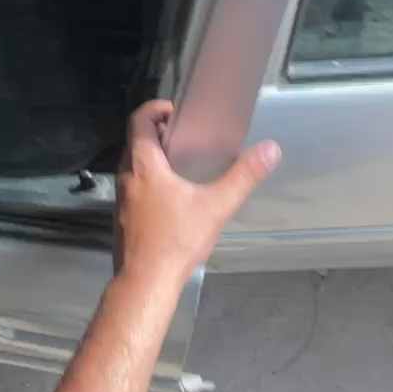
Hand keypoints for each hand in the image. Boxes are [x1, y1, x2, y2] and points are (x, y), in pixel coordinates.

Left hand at [115, 100, 279, 287]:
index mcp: (144, 165)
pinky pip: (134, 189)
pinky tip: (172, 199)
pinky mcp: (122, 220)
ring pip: (133, 167)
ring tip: (182, 164)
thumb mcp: (216, 206)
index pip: (138, 121)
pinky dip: (149, 182)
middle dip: (157, 133)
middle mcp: (127, 177)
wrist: (146, 282)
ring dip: (152, 159)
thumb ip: (243, 177)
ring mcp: (121, 200)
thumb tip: (271, 149)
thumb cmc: (177, 240)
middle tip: (185, 135)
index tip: (174, 111)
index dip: (154, 109)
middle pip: (135, 142)